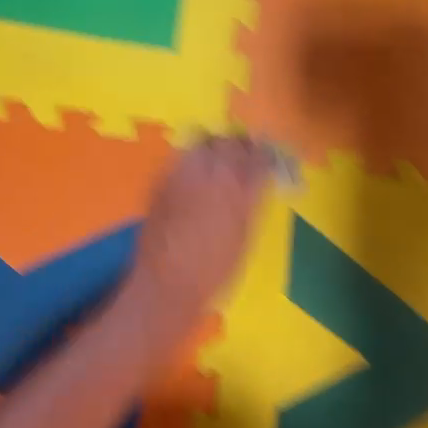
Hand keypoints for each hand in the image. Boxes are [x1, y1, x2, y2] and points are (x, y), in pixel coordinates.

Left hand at [124, 136, 273, 324]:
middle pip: (229, 142)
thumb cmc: (214, 271)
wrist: (166, 285)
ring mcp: (182, 174)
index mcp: (240, 189)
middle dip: (238, 147)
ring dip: (213, 149)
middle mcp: (211, 174)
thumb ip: (250, 202)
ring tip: (217, 163)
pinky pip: (180, 158)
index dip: (264, 155)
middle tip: (243, 157)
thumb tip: (256, 183)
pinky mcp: (160, 181)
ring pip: (202, 143)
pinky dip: (191, 162)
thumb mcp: (245, 236)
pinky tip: (193, 178)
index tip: (267, 160)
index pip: (258, 156)